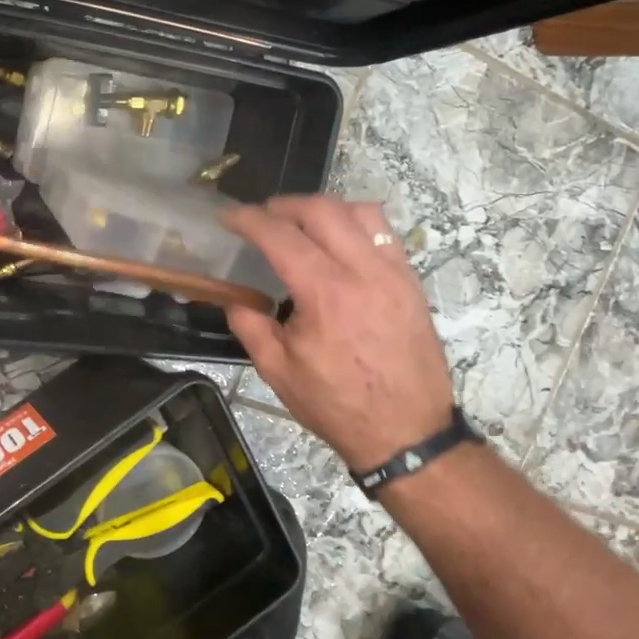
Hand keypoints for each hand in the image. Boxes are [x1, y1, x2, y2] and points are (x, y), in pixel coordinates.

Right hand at [222, 196, 455, 471]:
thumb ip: (249, 325)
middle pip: (321, 209)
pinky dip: (355, 223)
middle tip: (260, 216)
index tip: (227, 217)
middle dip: (283, 205)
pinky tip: (337, 241)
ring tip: (300, 223)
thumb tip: (235, 300)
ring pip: (359, 212)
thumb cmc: (337, 405)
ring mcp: (394, 274)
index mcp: (325, 294)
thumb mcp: (277, 370)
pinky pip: (385, 233)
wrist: (407, 434)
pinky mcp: (411, 283)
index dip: (248, 219)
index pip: (280, 235)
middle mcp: (364, 273)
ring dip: (323, 208)